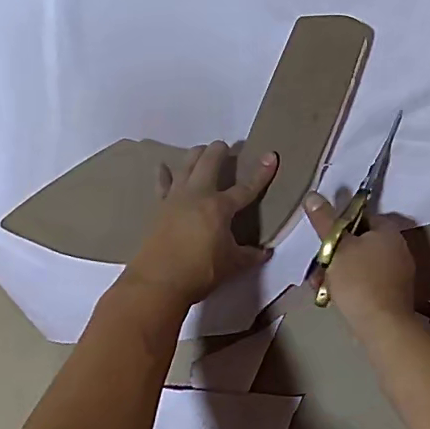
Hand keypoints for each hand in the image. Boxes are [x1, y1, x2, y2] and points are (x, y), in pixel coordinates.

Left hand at [121, 141, 277, 306]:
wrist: (158, 281)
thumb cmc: (201, 272)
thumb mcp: (232, 265)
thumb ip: (250, 255)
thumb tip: (265, 252)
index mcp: (220, 207)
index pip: (246, 188)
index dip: (261, 173)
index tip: (271, 156)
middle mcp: (198, 195)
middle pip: (209, 163)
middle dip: (219, 151)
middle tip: (224, 146)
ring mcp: (175, 199)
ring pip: (186, 166)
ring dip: (195, 155)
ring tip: (201, 150)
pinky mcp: (159, 208)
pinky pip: (162, 184)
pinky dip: (164, 174)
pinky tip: (163, 166)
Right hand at [302, 192, 415, 319]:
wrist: (382, 326)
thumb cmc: (358, 280)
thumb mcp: (336, 246)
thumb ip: (324, 220)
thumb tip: (313, 195)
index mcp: (389, 232)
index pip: (363, 217)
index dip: (341, 224)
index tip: (325, 238)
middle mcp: (399, 249)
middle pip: (361, 242)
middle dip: (336, 253)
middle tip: (318, 266)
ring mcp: (399, 273)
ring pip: (362, 265)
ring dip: (339, 271)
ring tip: (320, 285)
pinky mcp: (394, 295)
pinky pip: (368, 283)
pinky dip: (351, 286)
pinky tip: (334, 297)